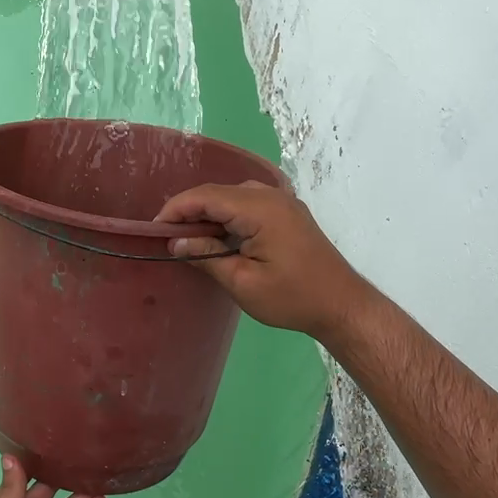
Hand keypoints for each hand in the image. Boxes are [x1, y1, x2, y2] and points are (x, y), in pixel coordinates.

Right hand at [154, 181, 362, 336]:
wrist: (342, 304)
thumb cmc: (291, 298)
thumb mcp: (242, 282)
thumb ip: (207, 256)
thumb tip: (176, 242)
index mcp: (260, 210)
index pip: (205, 196)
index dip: (175, 209)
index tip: (154, 230)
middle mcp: (271, 196)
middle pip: (218, 192)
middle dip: (189, 210)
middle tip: (167, 237)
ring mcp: (282, 202)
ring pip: (232, 196)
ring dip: (208, 212)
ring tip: (188, 238)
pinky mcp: (287, 212)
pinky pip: (248, 203)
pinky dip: (227, 215)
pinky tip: (217, 236)